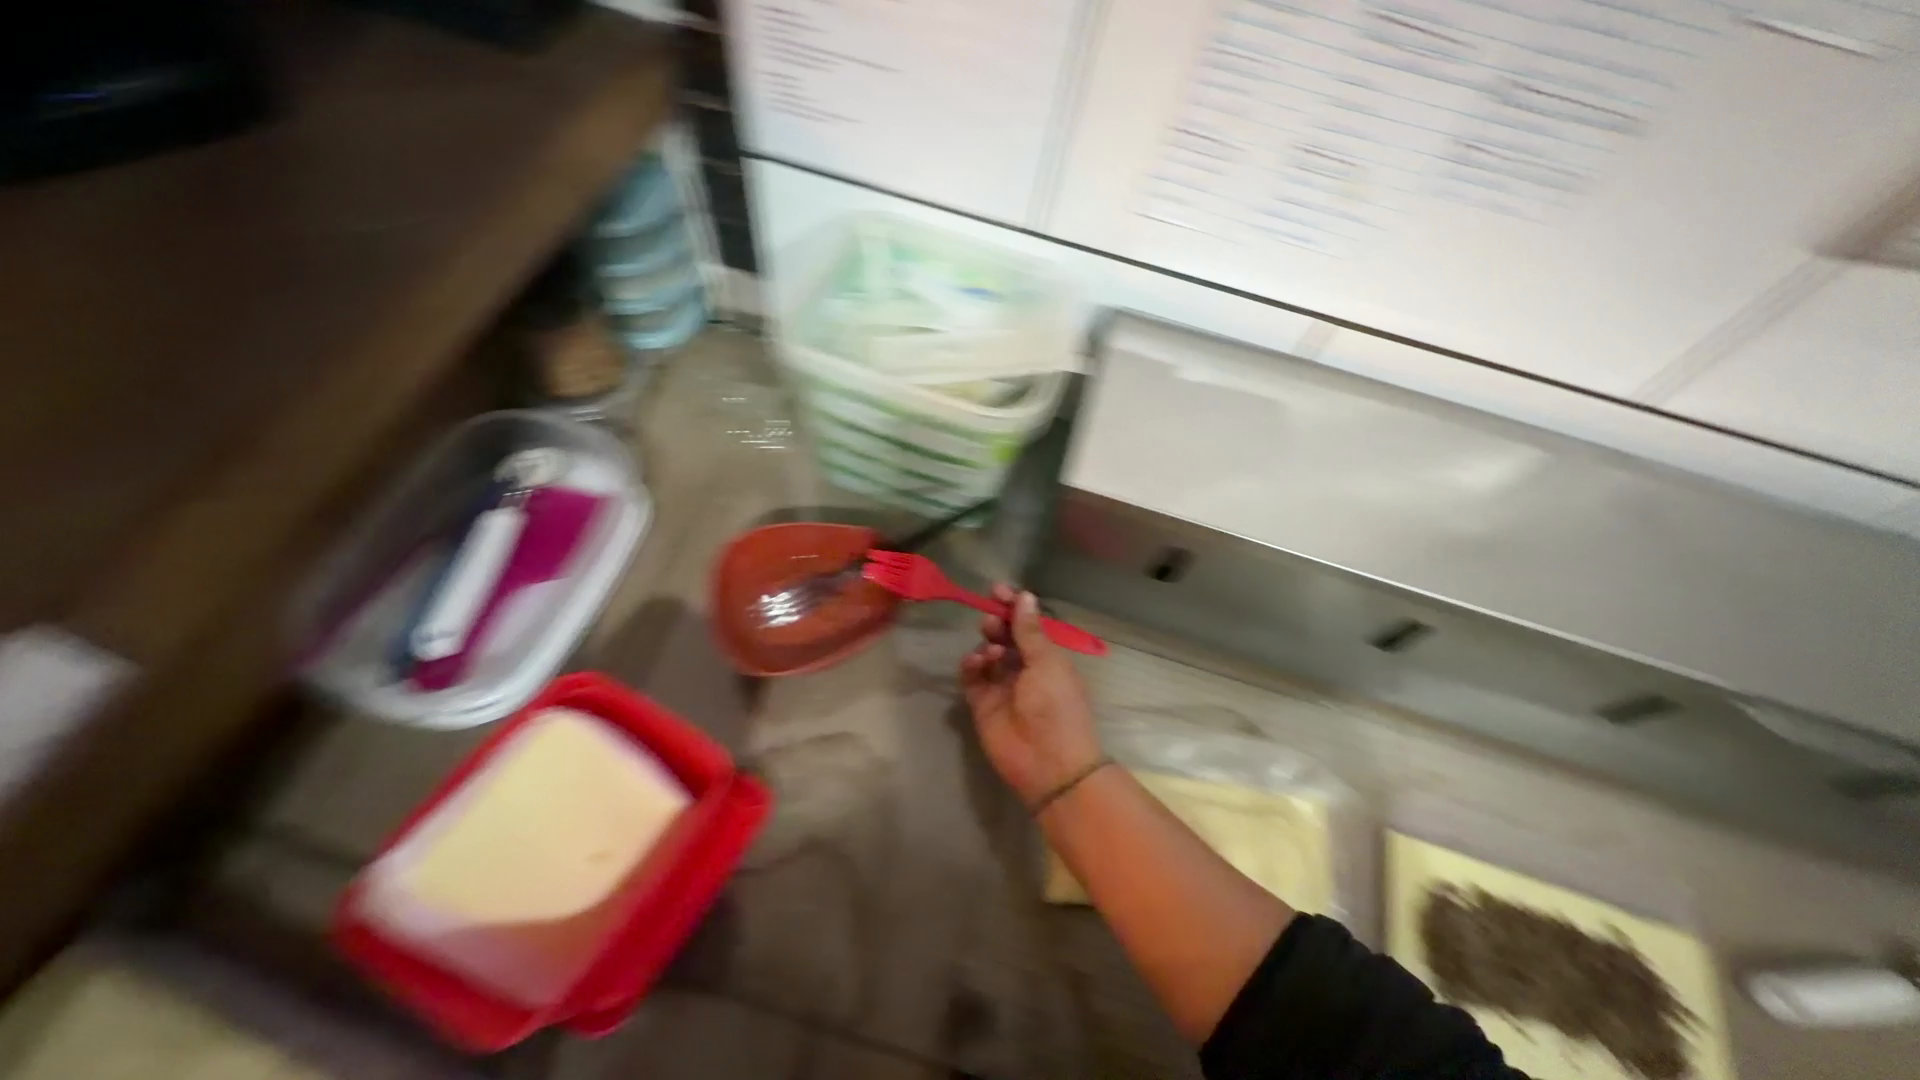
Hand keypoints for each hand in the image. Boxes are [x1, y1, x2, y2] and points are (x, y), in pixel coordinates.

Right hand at [959, 585, 1103, 804]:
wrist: (1048, 762)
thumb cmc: (1057, 706)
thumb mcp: (1048, 663)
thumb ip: (1030, 630)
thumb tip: (1025, 596)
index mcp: (1049, 657)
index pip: (1028, 624)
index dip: (1014, 606)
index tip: (998, 589)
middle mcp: (1025, 668)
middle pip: (1005, 636)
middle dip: (997, 622)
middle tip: (991, 618)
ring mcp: (1002, 686)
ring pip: (987, 653)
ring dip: (987, 643)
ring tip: (990, 649)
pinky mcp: (982, 703)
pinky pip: (972, 676)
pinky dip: (972, 665)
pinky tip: (978, 662)